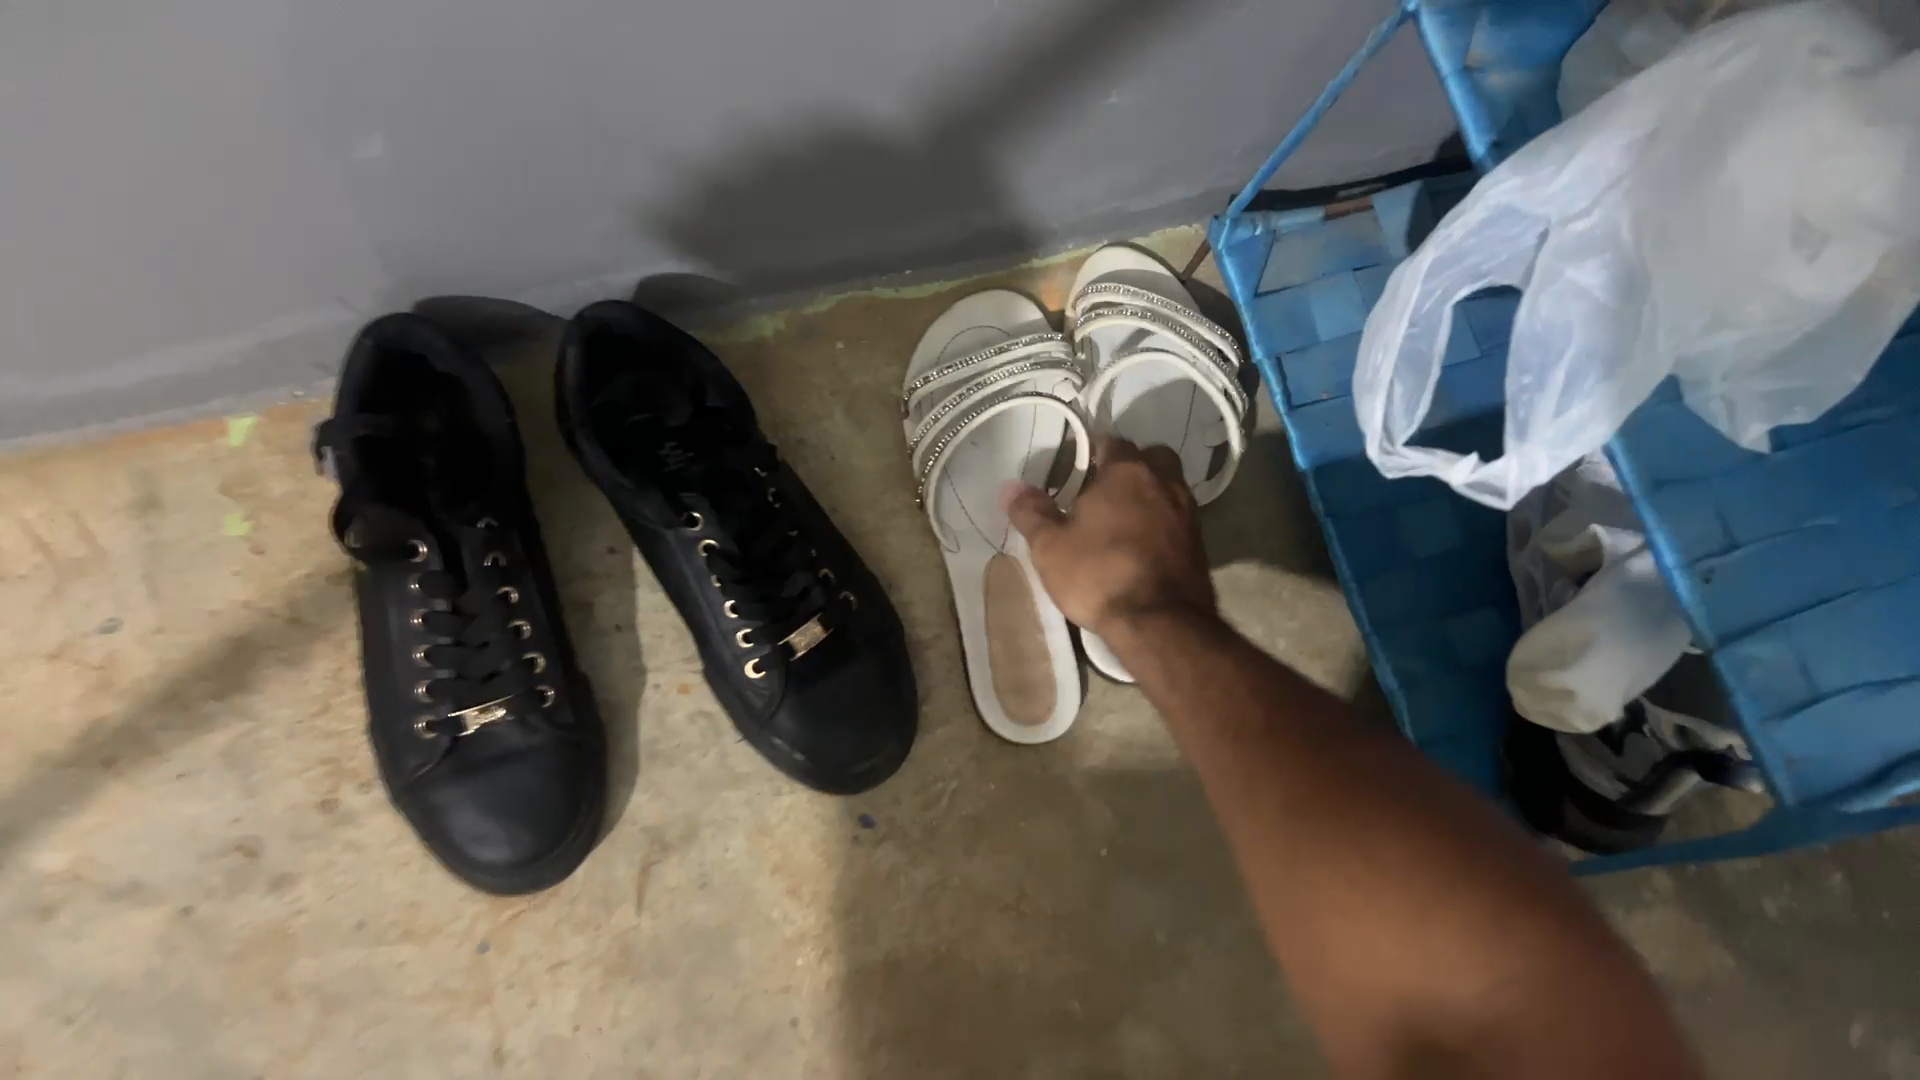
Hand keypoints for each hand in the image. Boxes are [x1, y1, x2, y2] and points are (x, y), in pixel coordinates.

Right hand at [1004, 436, 1215, 638]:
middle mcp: (1164, 483)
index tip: (1075, 467)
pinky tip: (1142, 547)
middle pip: (1152, 458)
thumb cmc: (1099, 574)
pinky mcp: (1200, 545)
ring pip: (1169, 488)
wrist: (1161, 623)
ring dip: (1149, 496)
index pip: (1112, 442)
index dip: (1093, 451)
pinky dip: (1162, 524)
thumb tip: (1011, 487)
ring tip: (1121, 520)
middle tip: (1104, 489)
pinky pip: (1178, 520)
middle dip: (1131, 466)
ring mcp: (1188, 514)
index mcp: (1127, 472)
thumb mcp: (1051, 546)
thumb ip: (1032, 512)